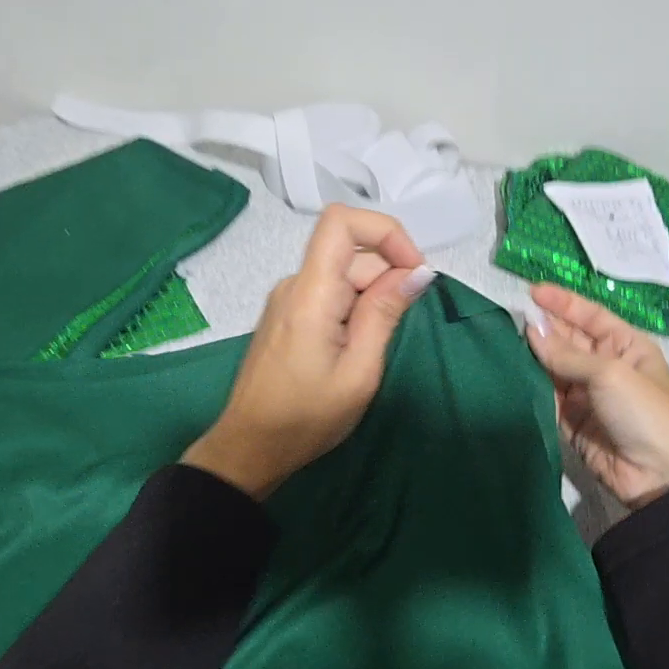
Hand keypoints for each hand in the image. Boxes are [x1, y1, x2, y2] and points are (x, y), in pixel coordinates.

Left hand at [183, 205, 435, 498]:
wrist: (250, 447)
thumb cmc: (306, 418)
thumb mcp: (359, 371)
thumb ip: (385, 314)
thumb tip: (417, 271)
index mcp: (310, 294)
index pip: (342, 221)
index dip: (385, 232)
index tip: (413, 271)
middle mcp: (294, 285)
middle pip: (350, 253)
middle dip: (387, 278)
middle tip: (395, 330)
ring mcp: (288, 299)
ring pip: (343, 274)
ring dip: (371, 299)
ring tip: (370, 351)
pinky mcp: (287, 315)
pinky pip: (329, 293)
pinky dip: (354, 309)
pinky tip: (354, 349)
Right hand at [524, 284, 668, 508]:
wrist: (657, 475)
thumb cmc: (643, 412)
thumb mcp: (609, 374)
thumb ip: (567, 354)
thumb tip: (531, 330)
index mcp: (626, 346)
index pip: (590, 316)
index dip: (563, 302)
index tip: (532, 291)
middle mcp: (605, 366)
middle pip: (569, 340)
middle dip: (544, 328)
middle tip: (511, 317)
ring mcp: (587, 394)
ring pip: (553, 367)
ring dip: (533, 356)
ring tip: (504, 341)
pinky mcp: (570, 420)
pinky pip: (546, 396)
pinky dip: (530, 385)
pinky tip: (510, 372)